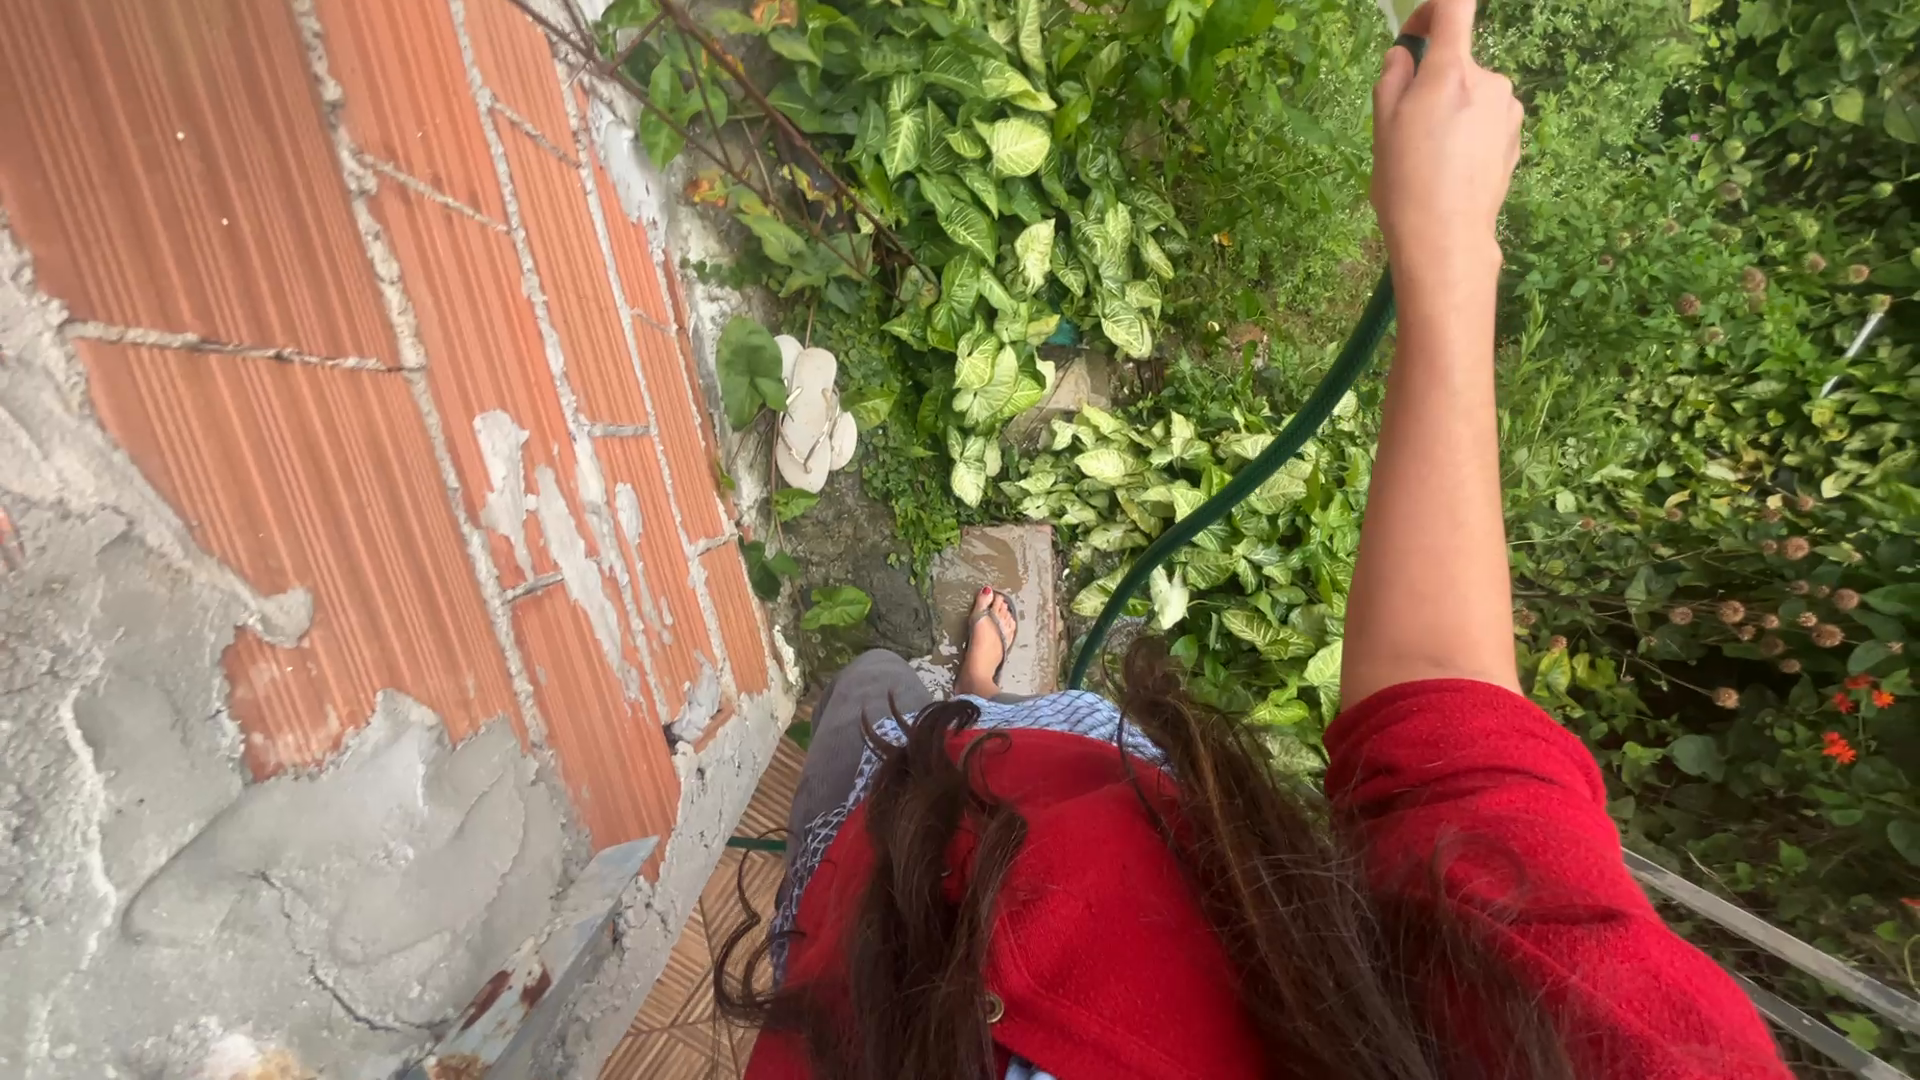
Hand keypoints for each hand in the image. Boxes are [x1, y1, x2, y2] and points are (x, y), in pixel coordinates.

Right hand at [1370, 0, 1522, 289]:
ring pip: (1470, 97)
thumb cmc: (1404, 186)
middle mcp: (1489, 79)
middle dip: (1430, 88)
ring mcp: (1507, 108)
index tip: (1414, 34)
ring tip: (1428, 161)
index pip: (1454, 5)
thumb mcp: (1381, 131)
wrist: (1445, 238)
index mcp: (1451, 72)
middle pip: (1456, 65)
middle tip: (1405, 135)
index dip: (1430, 9)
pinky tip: (1449, 172)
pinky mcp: (1515, 136)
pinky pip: (1484, 122)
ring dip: (1449, 115)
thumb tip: (1403, 54)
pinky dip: (1465, 136)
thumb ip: (1392, 81)